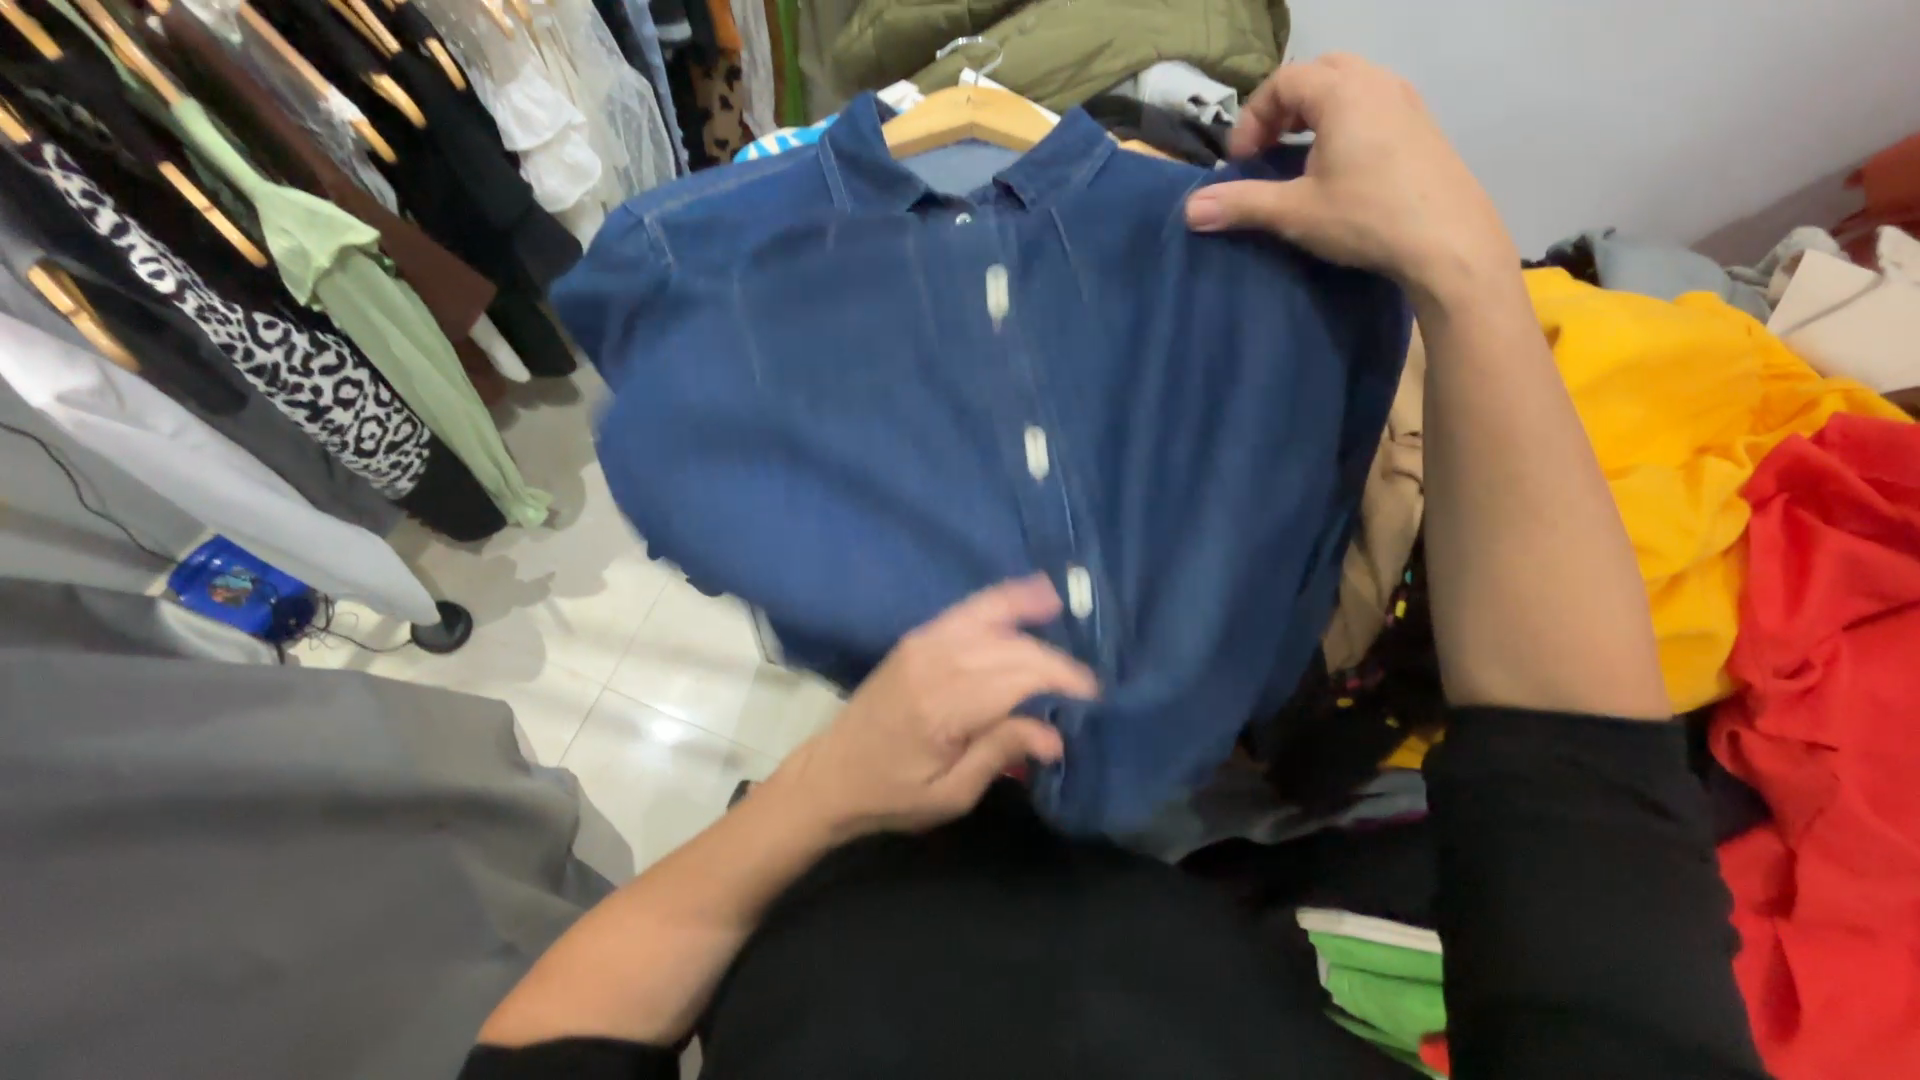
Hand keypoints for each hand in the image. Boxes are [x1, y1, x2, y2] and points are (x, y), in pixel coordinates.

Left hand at [769, 575, 1098, 840]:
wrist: (830, 776)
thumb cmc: (891, 796)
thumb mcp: (949, 795)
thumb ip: (999, 753)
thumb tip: (1054, 733)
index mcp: (941, 707)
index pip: (1017, 677)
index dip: (1061, 682)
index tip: (1093, 700)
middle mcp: (932, 664)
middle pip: (1009, 647)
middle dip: (1052, 661)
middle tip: (1085, 686)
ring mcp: (921, 645)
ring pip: (989, 619)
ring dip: (1029, 615)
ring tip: (1063, 610)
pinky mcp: (916, 639)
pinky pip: (967, 611)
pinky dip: (1000, 601)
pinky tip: (1028, 595)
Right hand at [1183, 54, 1517, 296]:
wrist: (1448, 241)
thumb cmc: (1366, 217)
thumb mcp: (1295, 212)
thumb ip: (1241, 205)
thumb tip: (1190, 211)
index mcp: (1343, 92)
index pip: (1284, 81)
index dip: (1253, 117)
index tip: (1241, 161)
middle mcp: (1377, 82)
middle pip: (1318, 73)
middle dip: (1283, 108)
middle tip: (1268, 150)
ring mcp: (1406, 102)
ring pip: (1349, 87)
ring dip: (1315, 115)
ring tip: (1300, 159)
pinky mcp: (1423, 127)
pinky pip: (1373, 106)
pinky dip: (1345, 123)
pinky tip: (1340, 169)